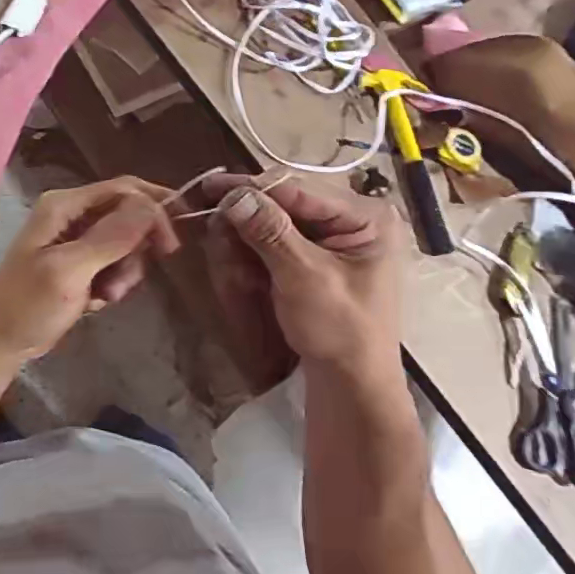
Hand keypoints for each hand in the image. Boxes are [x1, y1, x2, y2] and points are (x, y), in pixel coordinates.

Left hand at [0, 178, 180, 361]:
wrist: (0, 342)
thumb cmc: (27, 306)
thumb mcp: (69, 272)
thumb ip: (109, 238)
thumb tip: (151, 207)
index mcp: (65, 205)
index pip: (124, 189)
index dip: (154, 209)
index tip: (172, 245)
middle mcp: (73, 213)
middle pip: (129, 214)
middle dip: (136, 248)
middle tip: (125, 280)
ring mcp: (77, 238)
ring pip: (127, 242)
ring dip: (125, 271)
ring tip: (104, 295)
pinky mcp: (82, 261)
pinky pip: (116, 262)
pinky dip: (115, 281)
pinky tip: (97, 299)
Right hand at [195, 172, 400, 381]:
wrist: (354, 386)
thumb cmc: (341, 332)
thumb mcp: (305, 278)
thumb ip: (270, 233)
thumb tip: (236, 196)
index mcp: (365, 216)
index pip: (298, 189)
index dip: (251, 188)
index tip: (209, 186)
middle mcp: (351, 219)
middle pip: (285, 203)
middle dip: (247, 219)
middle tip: (213, 226)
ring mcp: (334, 239)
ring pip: (275, 222)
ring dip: (246, 239)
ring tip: (231, 260)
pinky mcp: (317, 258)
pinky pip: (277, 243)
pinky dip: (254, 253)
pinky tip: (242, 268)